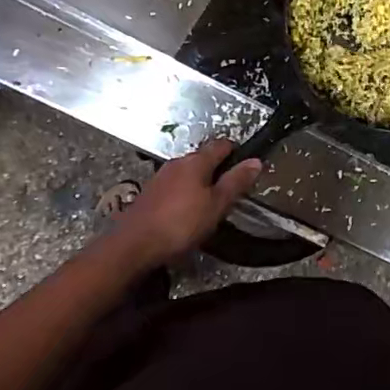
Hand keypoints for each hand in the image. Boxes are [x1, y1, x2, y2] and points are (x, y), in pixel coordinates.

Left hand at [111, 140, 262, 261]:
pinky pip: (175, 185)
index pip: (221, 145)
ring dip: (201, 182)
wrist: (134, 245)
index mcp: (196, 162)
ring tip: (212, 202)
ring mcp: (160, 177)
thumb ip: (236, 182)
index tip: (246, 166)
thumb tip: (256, 161)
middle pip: (203, 158)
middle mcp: (177, 163)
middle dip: (218, 169)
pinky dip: (186, 192)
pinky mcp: (149, 193)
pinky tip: (187, 211)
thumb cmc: (181, 224)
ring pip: (188, 172)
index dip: (236, 152)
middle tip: (232, 189)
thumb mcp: (217, 205)